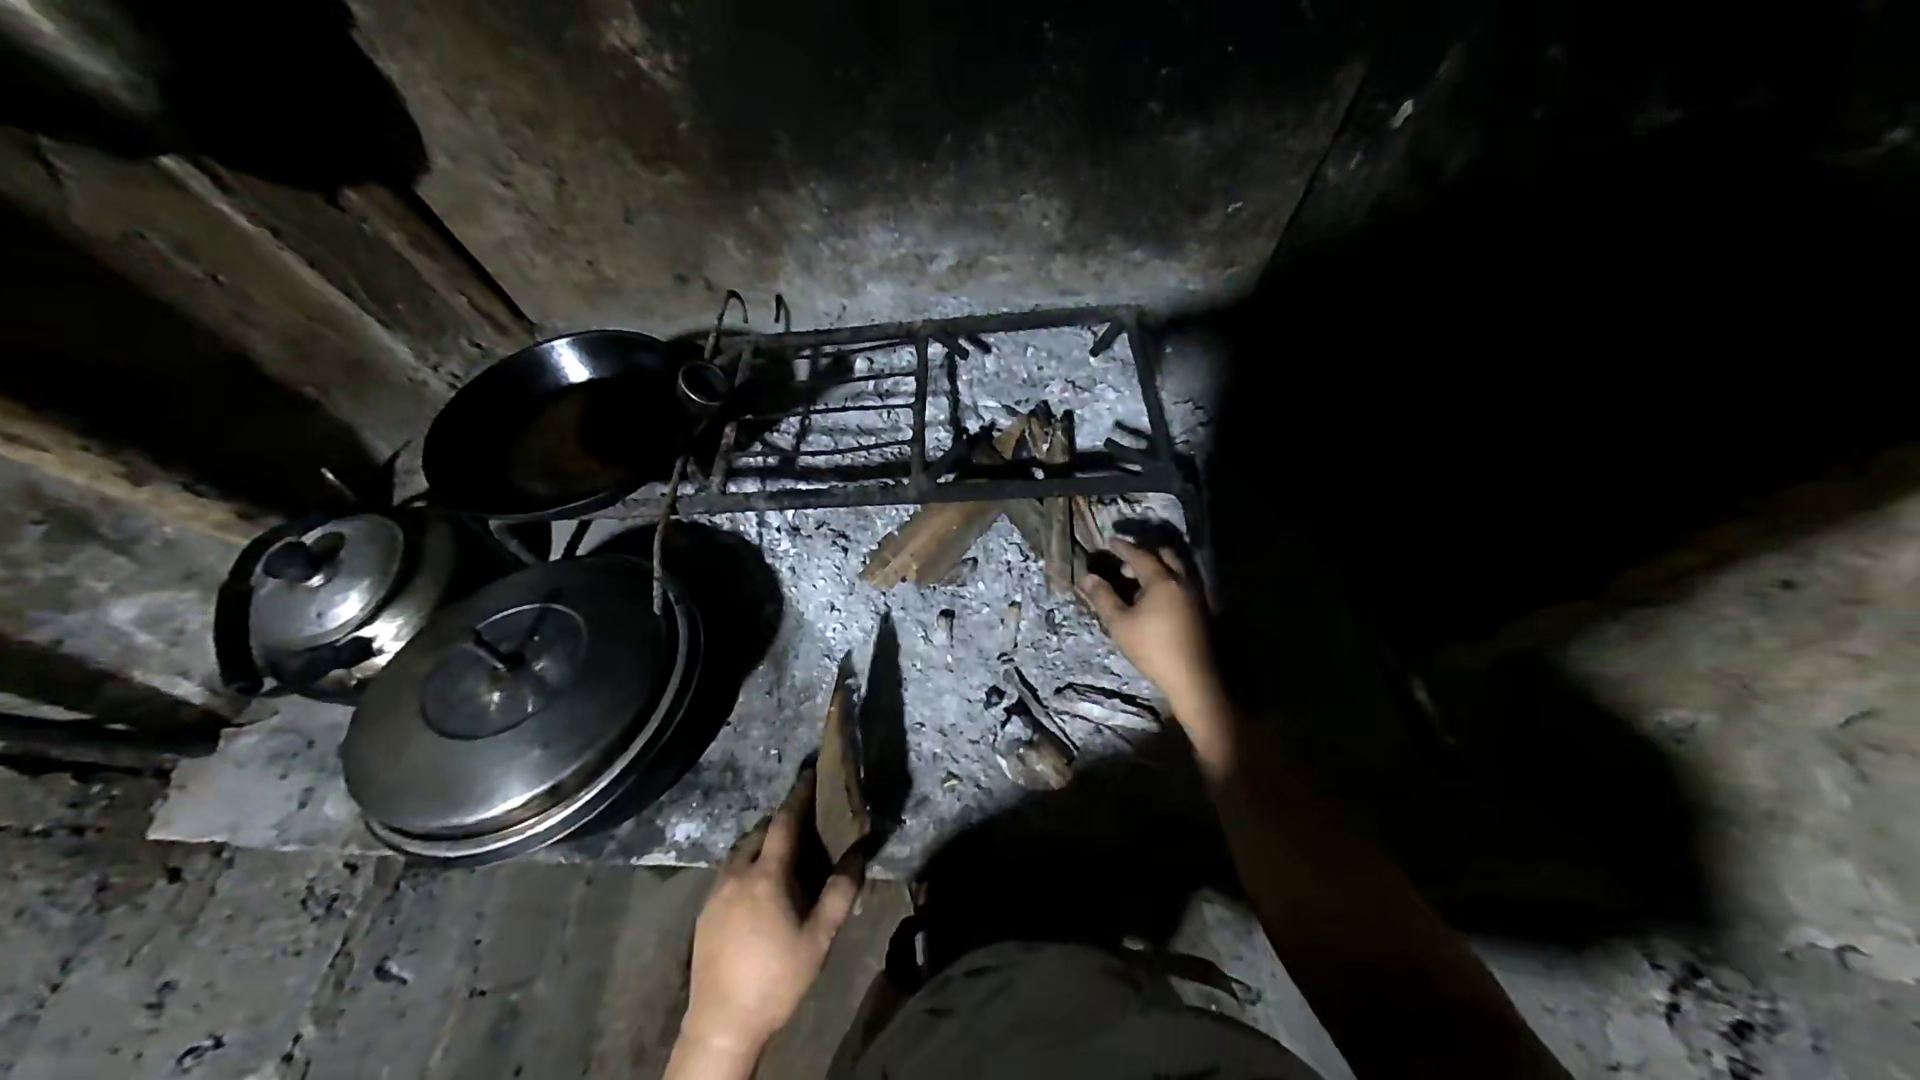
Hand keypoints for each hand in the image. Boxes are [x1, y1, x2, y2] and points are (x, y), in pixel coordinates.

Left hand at [675, 767, 862, 1070]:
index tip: (810, 773)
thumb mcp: (819, 938)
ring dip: (760, 843)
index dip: (799, 795)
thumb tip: (861, 852)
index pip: (784, 822)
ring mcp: (715, 893)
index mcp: (766, 875)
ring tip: (782, 851)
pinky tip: (757, 886)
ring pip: (739, 852)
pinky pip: (727, 872)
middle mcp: (736, 874)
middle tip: (803, 820)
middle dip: (779, 820)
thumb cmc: (776, 979)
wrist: (722, 1024)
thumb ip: (841, 892)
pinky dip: (745, 864)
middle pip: (758, 832)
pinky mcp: (703, 912)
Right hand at [1080, 537, 1224, 718]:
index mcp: (1162, 580)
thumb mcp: (1119, 623)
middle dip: (1144, 553)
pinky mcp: (1199, 610)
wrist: (1193, 677)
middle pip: (1165, 555)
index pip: (1140, 555)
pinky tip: (1152, 599)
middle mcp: (1182, 581)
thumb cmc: (1152, 648)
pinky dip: (1165, 581)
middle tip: (1124, 562)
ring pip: (1175, 569)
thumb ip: (1102, 597)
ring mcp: (1195, 595)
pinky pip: (1181, 583)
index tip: (1109, 541)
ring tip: (1135, 581)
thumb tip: (1087, 577)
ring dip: (1156, 568)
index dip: (1123, 547)